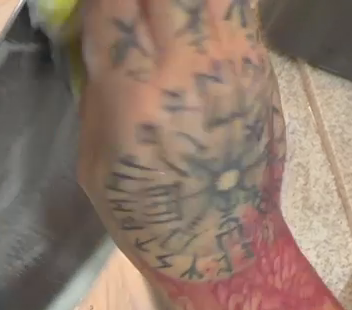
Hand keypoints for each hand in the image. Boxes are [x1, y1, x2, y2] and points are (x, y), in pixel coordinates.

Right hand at [77, 0, 286, 283]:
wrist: (218, 243)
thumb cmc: (143, 217)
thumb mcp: (94, 167)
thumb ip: (96, 94)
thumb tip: (97, 37)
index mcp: (136, 101)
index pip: (112, 4)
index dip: (97, 0)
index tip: (92, 10)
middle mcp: (187, 68)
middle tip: (130, 14)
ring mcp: (232, 58)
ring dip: (175, 1)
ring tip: (160, 20)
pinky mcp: (259, 59)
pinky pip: (235, 1)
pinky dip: (207, 5)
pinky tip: (188, 22)